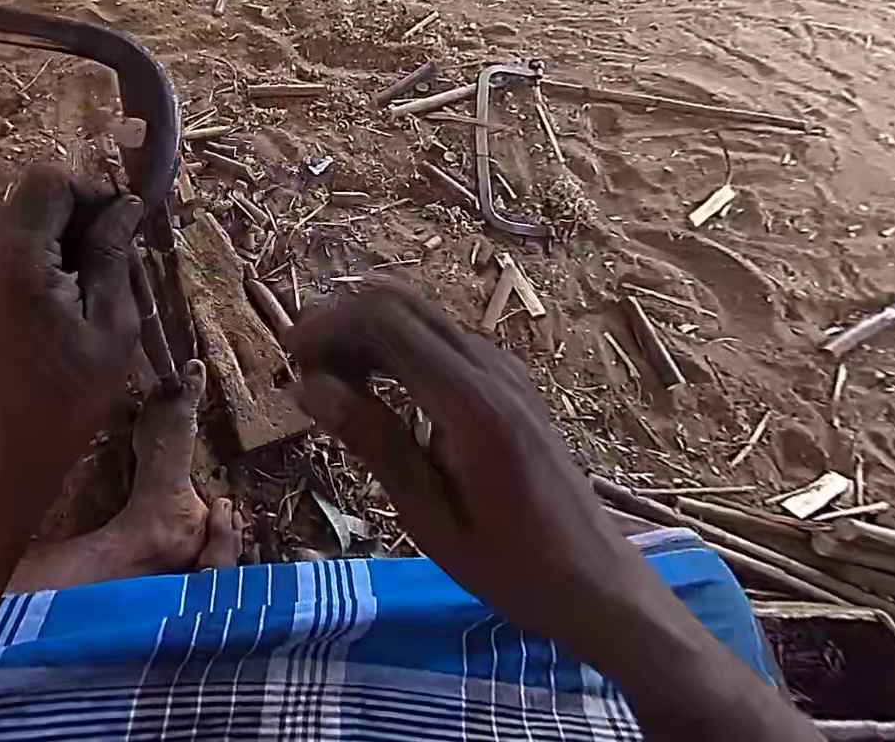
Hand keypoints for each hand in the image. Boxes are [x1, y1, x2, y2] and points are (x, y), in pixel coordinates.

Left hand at [0, 164, 142, 487]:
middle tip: (94, 253)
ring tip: (50, 257)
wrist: (8, 450)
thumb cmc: (70, 397)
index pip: (46, 183)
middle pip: (21, 197)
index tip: (112, 225)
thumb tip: (124, 207)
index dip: (86, 194)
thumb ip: (112, 255)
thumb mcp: (111, 326)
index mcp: (14, 261)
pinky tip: (0, 252)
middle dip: (65, 214)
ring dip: (26, 222)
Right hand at [286, 280, 689, 669]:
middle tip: (302, 362)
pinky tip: (372, 385)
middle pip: (397, 303)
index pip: (384, 322)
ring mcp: (501, 368)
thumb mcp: (428, 515)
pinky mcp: (503, 378)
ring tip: (328, 375)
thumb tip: (307, 386)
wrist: (605, 590)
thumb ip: (371, 439)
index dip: (326, 325)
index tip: (289, 356)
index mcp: (470, 402)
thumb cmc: (513, 567)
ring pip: (415, 313)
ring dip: (362, 330)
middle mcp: (488, 367)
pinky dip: (390, 344)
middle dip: (338, 319)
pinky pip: (435, 336)